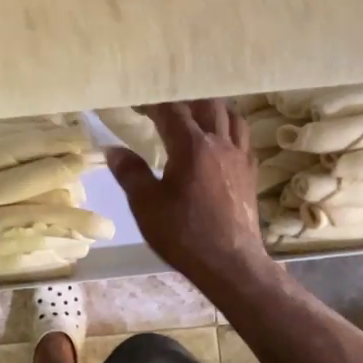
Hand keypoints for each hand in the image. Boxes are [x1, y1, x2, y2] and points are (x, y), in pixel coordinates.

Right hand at [105, 99, 269, 283]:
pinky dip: (229, 130)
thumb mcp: (146, 205)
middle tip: (165, 106)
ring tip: (194, 116)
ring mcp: (240, 157)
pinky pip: (242, 138)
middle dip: (185, 99)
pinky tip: (218, 143)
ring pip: (231, 117)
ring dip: (212, 110)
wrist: (230, 263)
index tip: (137, 102)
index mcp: (192, 146)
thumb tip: (112, 150)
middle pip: (207, 104)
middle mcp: (220, 143)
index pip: (171, 110)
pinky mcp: (250, 173)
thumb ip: (130, 172)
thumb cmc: (184, 234)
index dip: (153, 102)